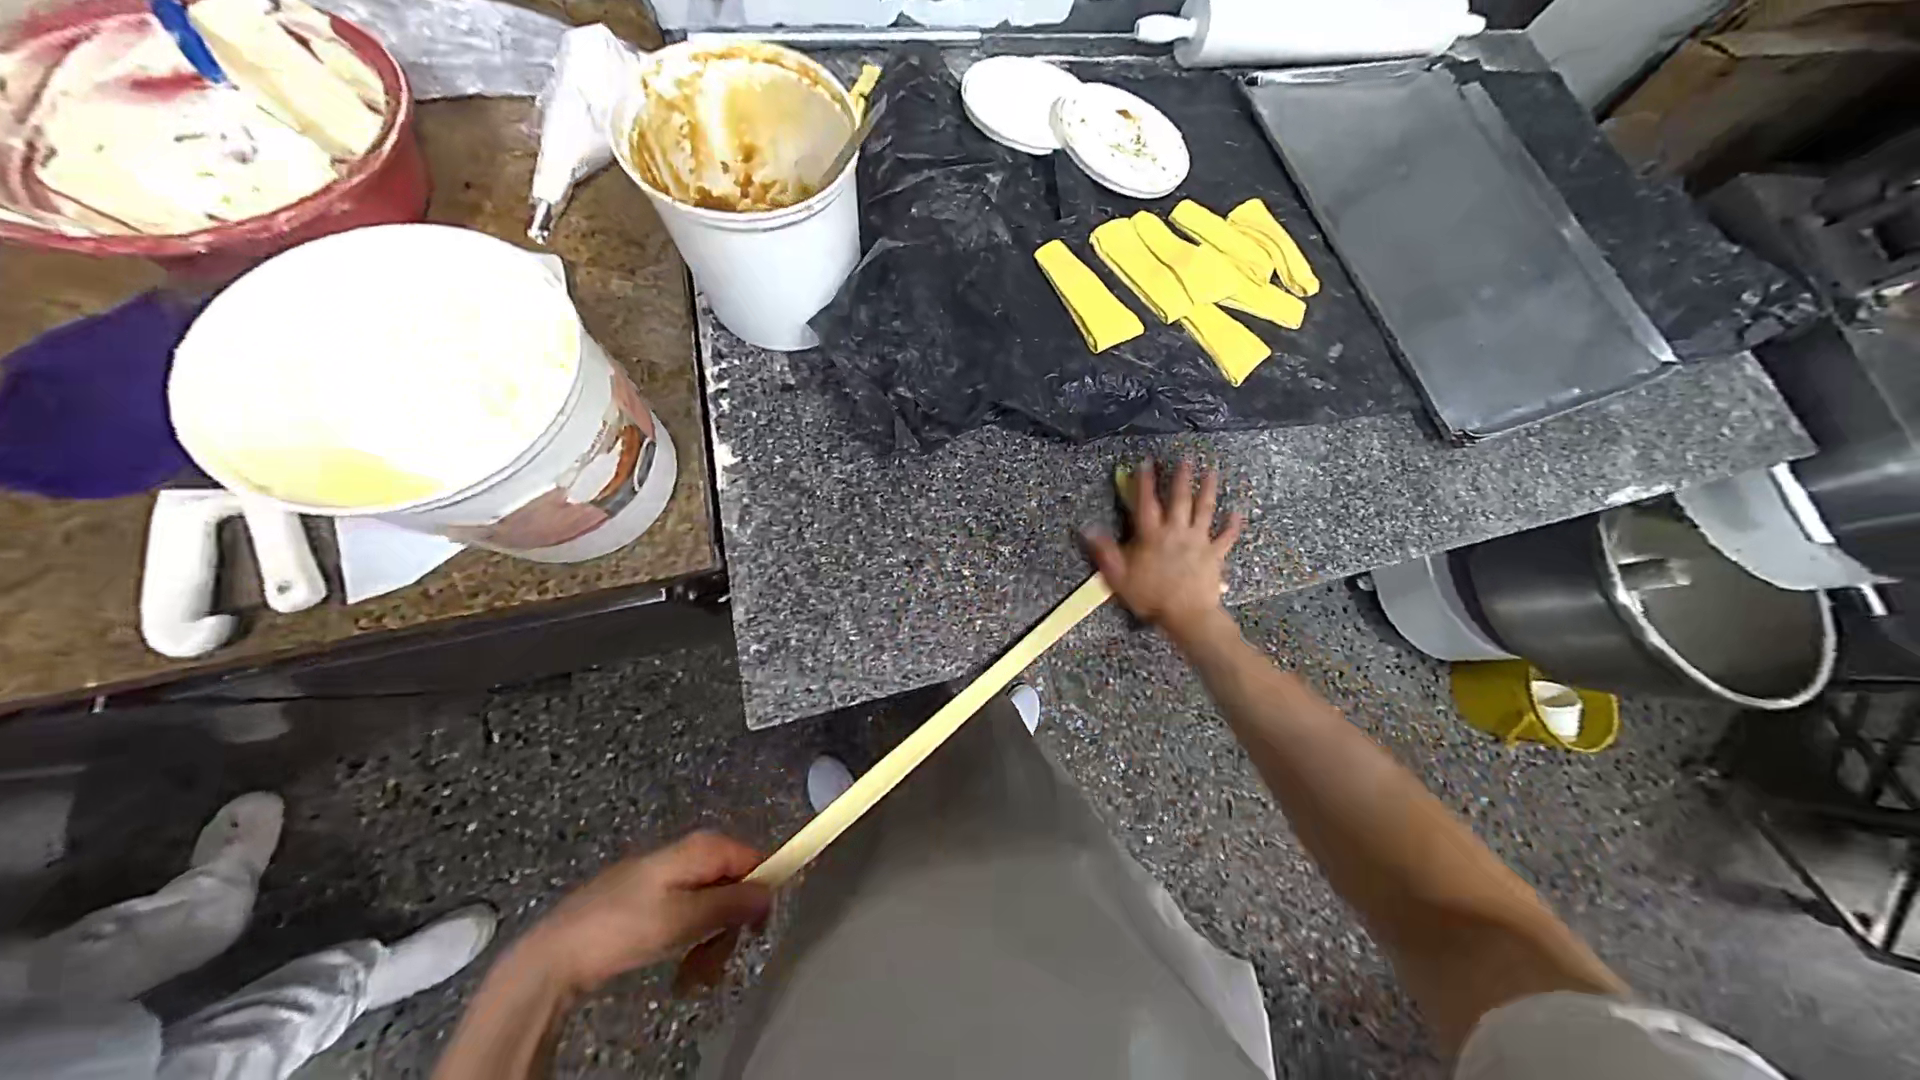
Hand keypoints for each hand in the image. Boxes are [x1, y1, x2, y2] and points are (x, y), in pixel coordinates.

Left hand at [516, 831, 772, 994]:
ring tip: (693, 974)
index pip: (754, 858)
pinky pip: (690, 914)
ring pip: (714, 905)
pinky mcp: (653, 897)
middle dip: (731, 926)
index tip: (753, 930)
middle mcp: (691, 853)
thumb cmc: (624, 929)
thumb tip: (771, 892)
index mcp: (702, 847)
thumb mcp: (684, 919)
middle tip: (715, 962)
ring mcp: (670, 875)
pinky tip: (679, 967)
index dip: (760, 893)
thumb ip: (732, 903)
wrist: (556, 952)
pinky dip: (691, 940)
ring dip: (712, 941)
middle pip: (735, 884)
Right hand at [1085, 458, 1242, 639]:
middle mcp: (1176, 531)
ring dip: (1208, 489)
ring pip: (1204, 509)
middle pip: (1179, 498)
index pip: (1145, 502)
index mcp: (1151, 534)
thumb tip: (1088, 529)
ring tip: (1212, 471)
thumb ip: (1105, 551)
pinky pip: (1226, 536)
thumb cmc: (1149, 596)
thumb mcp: (1119, 575)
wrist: (1186, 614)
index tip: (1146, 462)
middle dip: (1181, 477)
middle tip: (1185, 458)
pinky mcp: (1214, 554)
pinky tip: (1237, 512)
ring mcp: (1198, 541)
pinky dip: (1232, 524)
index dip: (1145, 481)